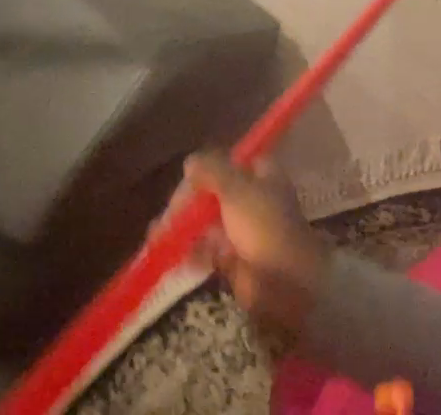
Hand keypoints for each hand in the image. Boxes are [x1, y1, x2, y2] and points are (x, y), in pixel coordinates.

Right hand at [177, 152, 329, 336]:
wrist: (284, 279)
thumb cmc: (263, 224)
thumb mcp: (237, 189)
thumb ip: (213, 171)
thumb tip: (191, 161)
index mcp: (262, 177)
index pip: (230, 164)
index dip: (207, 170)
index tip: (185, 182)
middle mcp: (253, 199)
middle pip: (213, 194)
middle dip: (187, 204)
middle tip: (165, 218)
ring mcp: (243, 230)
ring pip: (206, 222)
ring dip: (181, 227)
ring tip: (156, 237)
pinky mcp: (233, 257)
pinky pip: (205, 249)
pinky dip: (186, 250)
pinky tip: (164, 253)